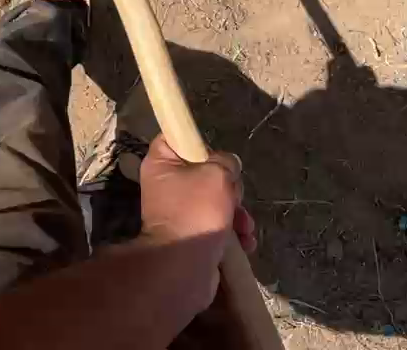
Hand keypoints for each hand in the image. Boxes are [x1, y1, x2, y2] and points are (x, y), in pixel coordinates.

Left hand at [137, 136, 257, 260]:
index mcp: (161, 163)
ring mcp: (179, 212)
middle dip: (229, 186)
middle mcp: (167, 185)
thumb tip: (229, 165)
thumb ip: (226, 162)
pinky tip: (245, 241)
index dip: (199, 142)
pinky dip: (233, 232)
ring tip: (244, 226)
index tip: (216, 154)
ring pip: (215, 200)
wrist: (184, 269)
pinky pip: (217, 225)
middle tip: (234, 196)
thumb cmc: (195, 211)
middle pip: (204, 172)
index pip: (177, 137)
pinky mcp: (193, 235)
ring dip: (236, 212)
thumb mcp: (217, 174)